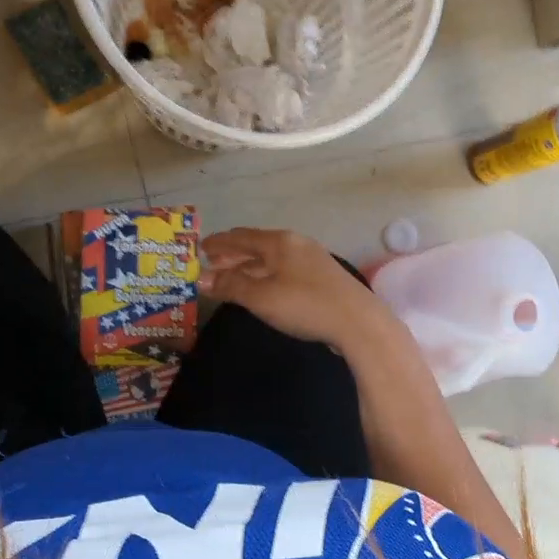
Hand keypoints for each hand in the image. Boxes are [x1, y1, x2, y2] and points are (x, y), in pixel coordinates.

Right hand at [199, 228, 396, 350]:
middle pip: (257, 246)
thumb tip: (201, 279)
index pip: (241, 237)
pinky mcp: (322, 279)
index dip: (219, 243)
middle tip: (212, 264)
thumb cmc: (304, 304)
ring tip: (232, 277)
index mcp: (279, 242)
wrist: (357, 321)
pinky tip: (263, 288)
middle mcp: (296, 244)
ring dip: (249, 267)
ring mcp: (312, 261)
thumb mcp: (261, 297)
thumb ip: (230, 286)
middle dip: (233, 255)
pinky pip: (284, 271)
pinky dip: (266, 276)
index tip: (200, 249)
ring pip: (272, 260)